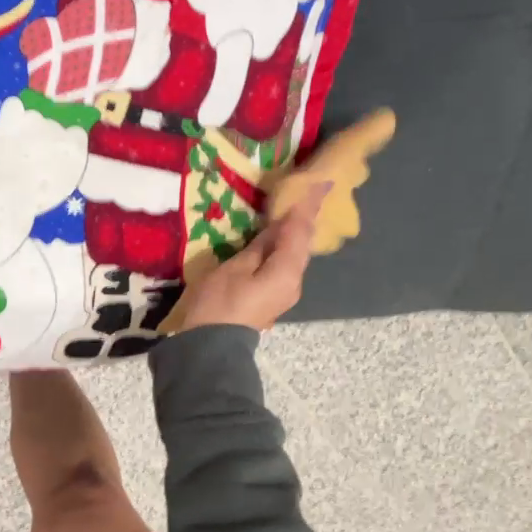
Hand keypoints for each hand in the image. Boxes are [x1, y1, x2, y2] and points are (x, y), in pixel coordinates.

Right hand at [179, 182, 328, 332]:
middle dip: (304, 220)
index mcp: (287, 270)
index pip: (299, 231)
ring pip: (294, 257)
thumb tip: (276, 229)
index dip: (308, 206)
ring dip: (293, 236)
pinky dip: (283, 251)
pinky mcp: (272, 301)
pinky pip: (284, 268)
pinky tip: (275, 243)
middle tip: (309, 196)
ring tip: (291, 216)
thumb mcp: (234, 268)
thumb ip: (258, 247)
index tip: (321, 183)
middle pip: (302, 245)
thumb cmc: (219, 304)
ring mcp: (284, 294)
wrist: (210, 348)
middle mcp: (294, 282)